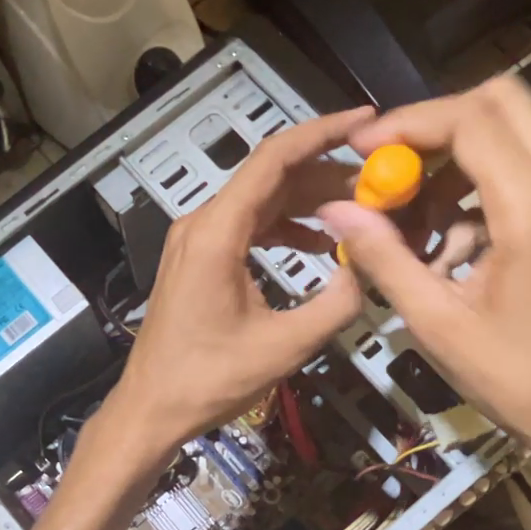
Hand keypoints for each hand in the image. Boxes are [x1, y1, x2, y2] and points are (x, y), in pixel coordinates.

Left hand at [102, 108, 372, 457]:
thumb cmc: (209, 380)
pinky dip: (283, 228)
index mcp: (217, 233)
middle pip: (270, 178)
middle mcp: (202, 224)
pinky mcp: (197, 261)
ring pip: (259, 202)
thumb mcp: (284, 347)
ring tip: (358, 212)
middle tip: (379, 182)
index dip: (323, 134)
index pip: (274, 159)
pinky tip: (316, 245)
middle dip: (326, 175)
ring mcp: (195, 241)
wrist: (151, 409)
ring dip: (306, 203)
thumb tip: (369, 268)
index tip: (368, 121)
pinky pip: (246, 227)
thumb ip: (336, 303)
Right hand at [318, 78, 530, 484]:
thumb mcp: (437, 324)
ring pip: (518, 126)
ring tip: (414, 203)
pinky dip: (483, 174)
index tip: (362, 151)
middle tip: (389, 164)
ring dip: (459, 149)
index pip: (471, 121)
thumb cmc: (515, 379)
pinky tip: (451, 228)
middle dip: (435, 123)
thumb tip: (335, 210)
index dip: (409, 124)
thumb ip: (385, 258)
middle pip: (501, 101)